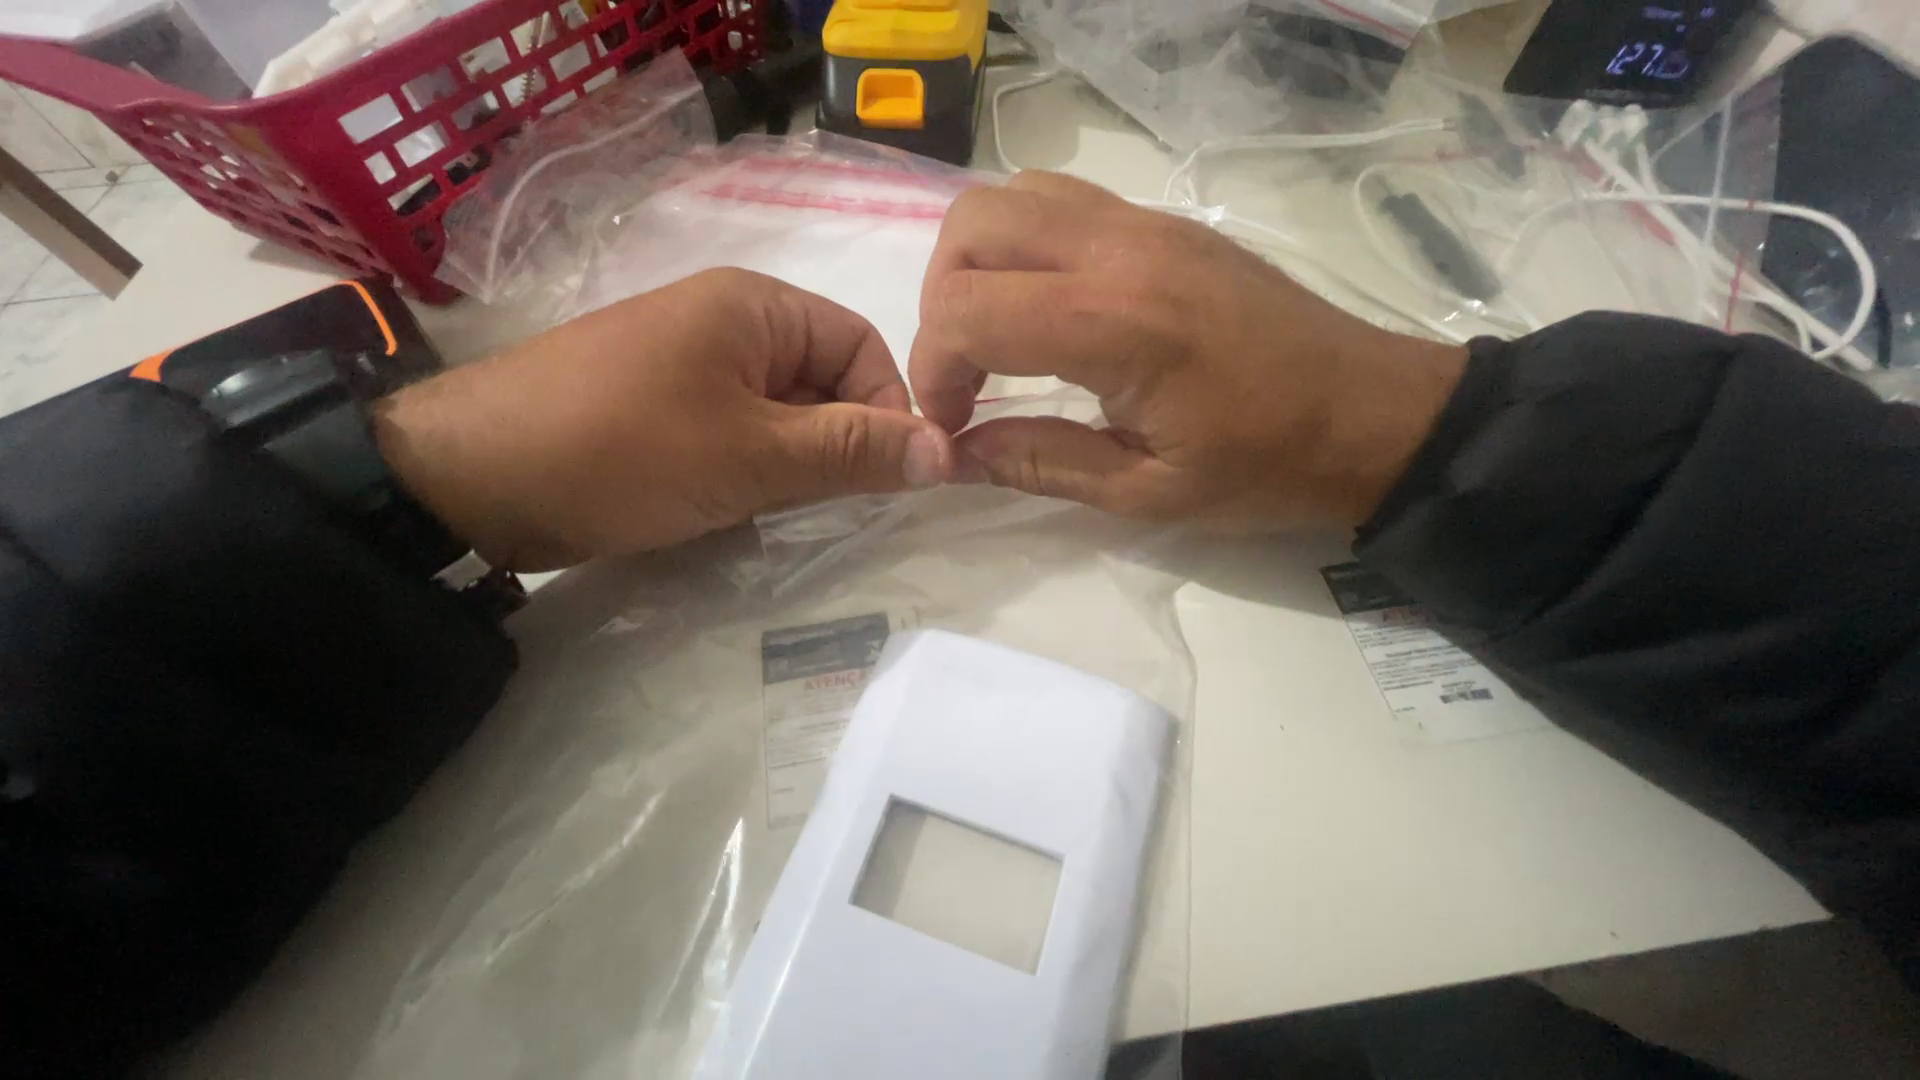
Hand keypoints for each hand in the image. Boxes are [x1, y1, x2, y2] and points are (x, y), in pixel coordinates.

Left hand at [375, 269, 952, 570]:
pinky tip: (741, 507)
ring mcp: (692, 369)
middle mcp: (728, 324)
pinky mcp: (664, 411)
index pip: (862, 347)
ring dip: (797, 464)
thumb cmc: (626, 450)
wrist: (471, 481)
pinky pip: (740, 434)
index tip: (891, 477)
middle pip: (824, 380)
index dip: (889, 409)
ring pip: (784, 416)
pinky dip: (756, 471)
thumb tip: (948, 453)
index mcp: (755, 307)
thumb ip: (852, 452)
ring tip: (780, 507)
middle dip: (840, 443)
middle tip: (831, 502)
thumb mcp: (753, 454)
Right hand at [910, 172, 1467, 529]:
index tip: (953, 426)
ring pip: (1009, 197)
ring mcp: (1145, 221)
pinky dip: (1021, 245)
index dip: (934, 371)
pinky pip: (1058, 200)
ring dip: (976, 266)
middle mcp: (1121, 249)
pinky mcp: (1163, 220)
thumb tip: (955, 455)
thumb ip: (1038, 464)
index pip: (967, 310)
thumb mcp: (1144, 492)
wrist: (1372, 413)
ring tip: (997, 338)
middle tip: (967, 376)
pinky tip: (1045, 309)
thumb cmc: (1266, 467)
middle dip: (940, 306)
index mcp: (1116, 324)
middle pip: (971, 227)